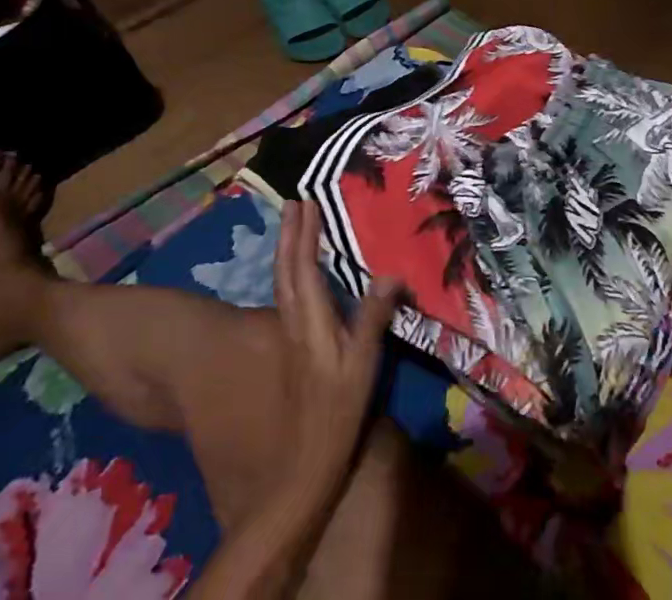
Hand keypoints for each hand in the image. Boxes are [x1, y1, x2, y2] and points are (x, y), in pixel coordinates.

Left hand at [274, 200, 399, 494]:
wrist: (297, 469)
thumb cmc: (335, 418)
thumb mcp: (363, 368)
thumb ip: (373, 320)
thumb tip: (390, 273)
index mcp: (311, 326)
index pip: (304, 271)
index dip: (303, 236)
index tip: (305, 202)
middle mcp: (294, 326)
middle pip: (286, 273)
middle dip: (290, 235)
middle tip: (294, 202)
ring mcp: (288, 340)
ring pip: (282, 286)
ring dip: (286, 252)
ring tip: (293, 228)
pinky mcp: (291, 352)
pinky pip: (286, 301)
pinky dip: (290, 276)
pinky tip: (298, 275)